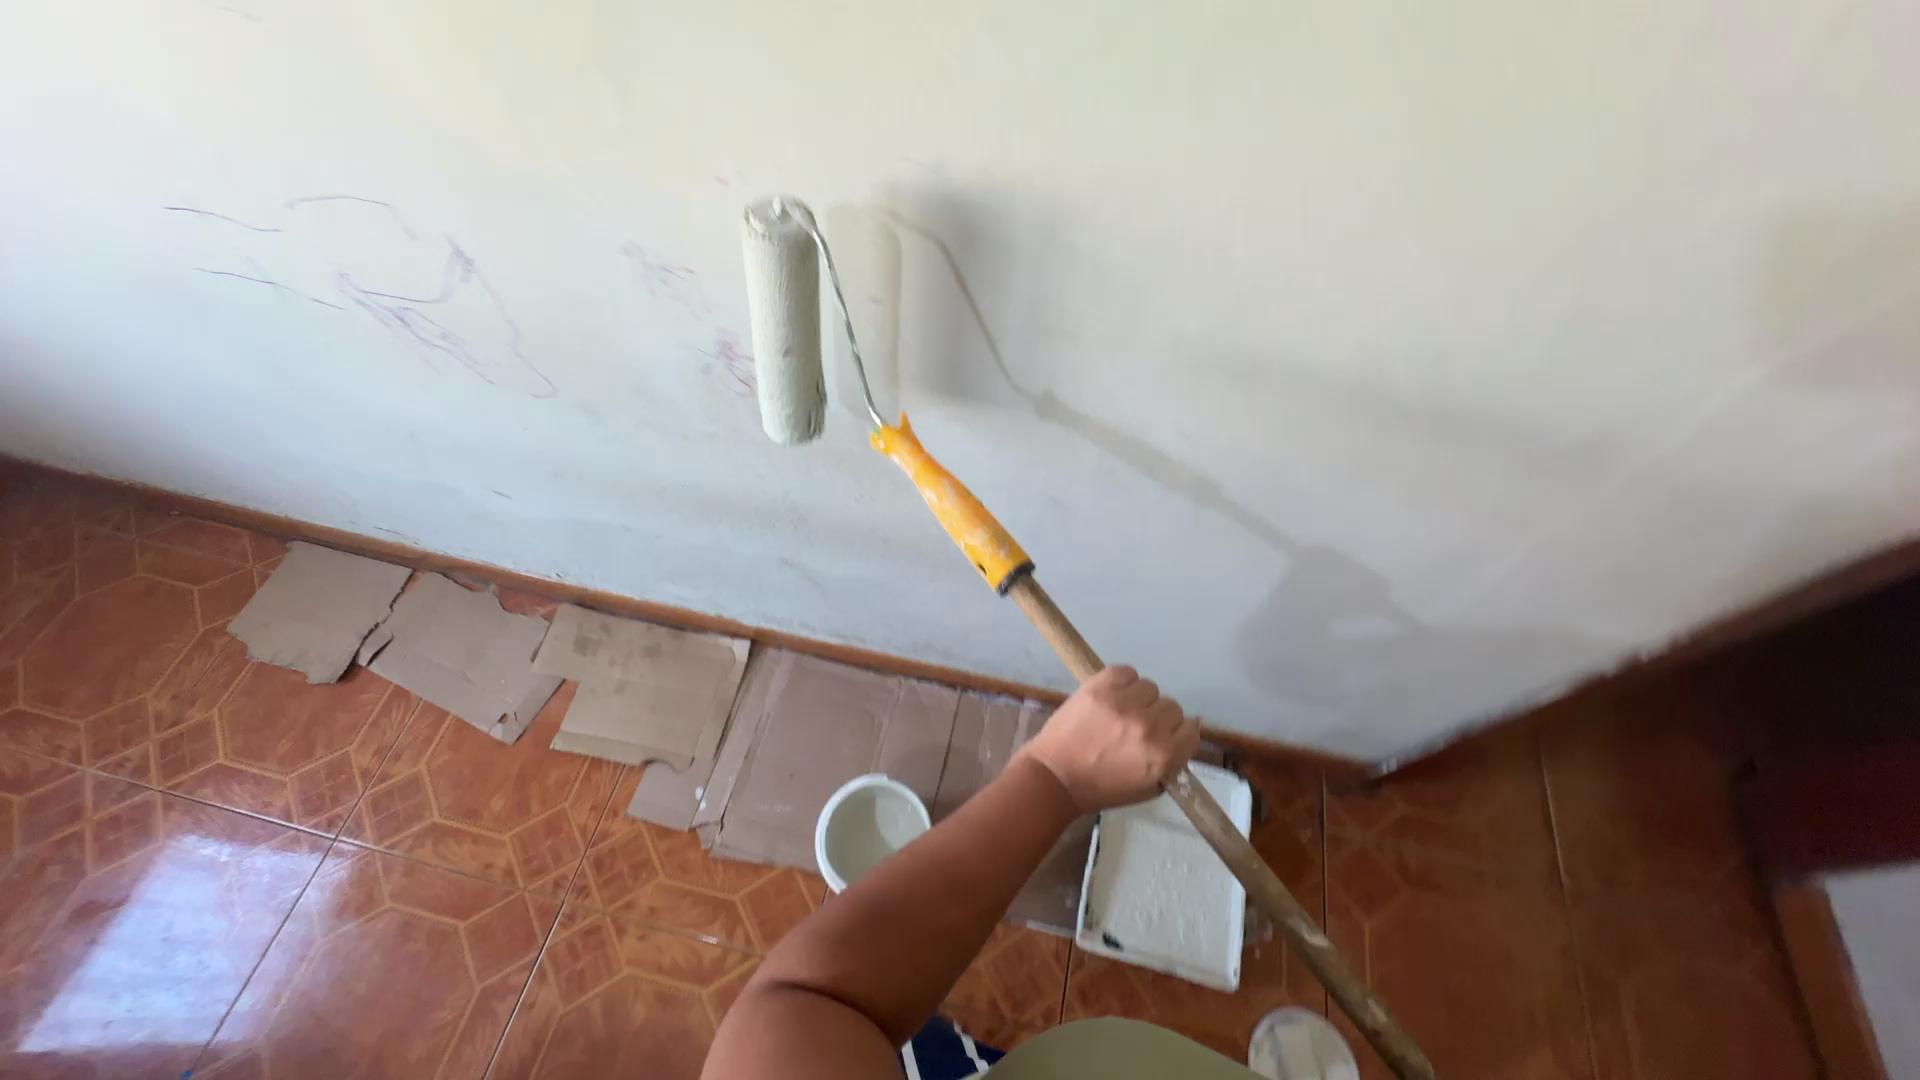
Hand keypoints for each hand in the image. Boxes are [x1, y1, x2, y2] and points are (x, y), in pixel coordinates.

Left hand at [1015, 665, 1201, 814]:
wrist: (1056, 775)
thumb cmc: (1102, 788)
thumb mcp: (1149, 787)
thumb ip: (1173, 761)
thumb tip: (1187, 729)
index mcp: (1164, 755)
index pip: (1191, 729)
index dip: (1178, 733)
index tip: (1164, 735)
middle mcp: (1148, 726)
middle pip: (1172, 706)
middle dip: (1158, 717)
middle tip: (1137, 726)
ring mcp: (1123, 703)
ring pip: (1150, 687)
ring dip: (1139, 698)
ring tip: (1121, 711)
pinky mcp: (1100, 686)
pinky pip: (1126, 671)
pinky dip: (1122, 682)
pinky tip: (1111, 696)